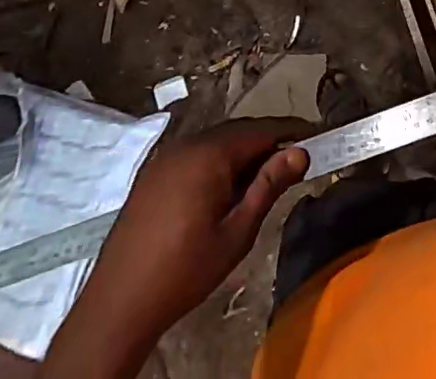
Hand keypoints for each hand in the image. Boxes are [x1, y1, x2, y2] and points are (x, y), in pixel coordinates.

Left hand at [42, 116, 310, 375]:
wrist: (117, 305)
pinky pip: (196, 154)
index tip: (317, 139)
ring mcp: (165, 158)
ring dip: (244, 153)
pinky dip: (219, 161)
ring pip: (217, 142)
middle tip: (296, 161)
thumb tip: (301, 153)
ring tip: (267, 176)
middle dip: (268, 142)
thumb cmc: (185, 269)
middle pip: (239, 132)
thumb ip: (269, 186)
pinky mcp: (153, 174)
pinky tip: (228, 187)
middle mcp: (186, 145)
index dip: (291, 132)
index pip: (262, 130)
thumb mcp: (237, 232)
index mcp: (208, 154)